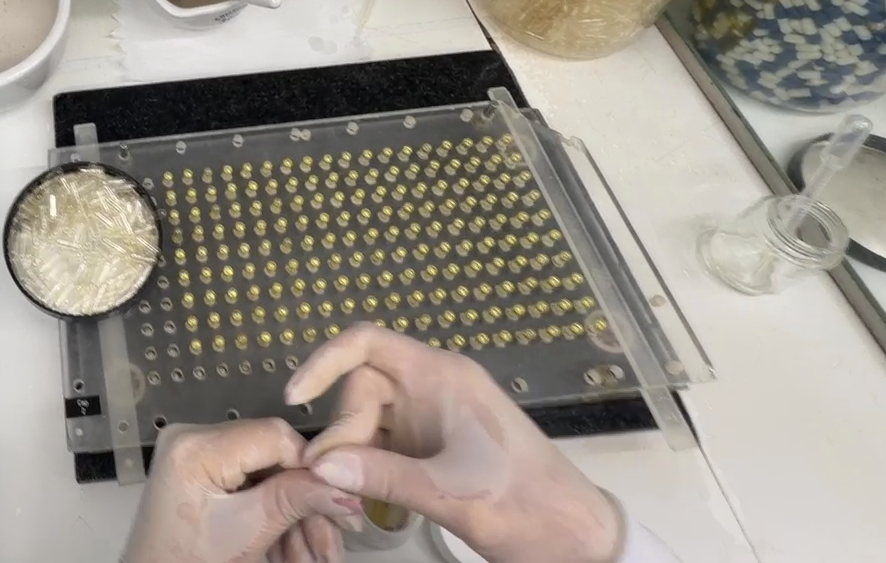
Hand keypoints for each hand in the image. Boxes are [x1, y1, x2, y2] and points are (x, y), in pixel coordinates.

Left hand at [122, 419, 363, 562]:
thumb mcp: (247, 536)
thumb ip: (294, 501)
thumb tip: (348, 488)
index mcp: (194, 445)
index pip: (272, 435)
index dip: (313, 467)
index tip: (345, 504)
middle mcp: (191, 434)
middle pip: (271, 457)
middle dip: (305, 504)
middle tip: (334, 548)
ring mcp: (193, 450)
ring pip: (265, 473)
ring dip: (294, 517)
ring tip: (316, 560)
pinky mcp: (198, 468)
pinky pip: (248, 481)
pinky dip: (272, 514)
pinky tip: (292, 551)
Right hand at [284, 324, 624, 562]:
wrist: (588, 550)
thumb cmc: (530, 509)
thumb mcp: (456, 496)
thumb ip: (385, 476)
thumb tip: (319, 464)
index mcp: (440, 376)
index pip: (366, 343)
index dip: (324, 360)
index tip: (297, 397)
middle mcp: (431, 386)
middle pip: (362, 387)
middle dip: (343, 429)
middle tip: (328, 475)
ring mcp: (431, 416)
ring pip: (369, 418)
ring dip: (354, 452)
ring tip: (345, 492)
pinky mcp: (433, 445)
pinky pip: (384, 442)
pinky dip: (370, 466)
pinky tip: (366, 497)